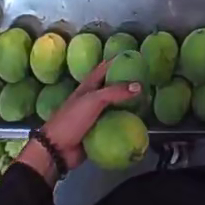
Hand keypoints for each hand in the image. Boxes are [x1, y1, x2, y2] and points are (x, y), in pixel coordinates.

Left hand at [17, 61, 141, 182]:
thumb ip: (115, 92)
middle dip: (126, 83)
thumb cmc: (73, 119)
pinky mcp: (99, 131)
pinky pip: (115, 123)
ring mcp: (95, 115)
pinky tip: (138, 120)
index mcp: (88, 86)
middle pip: (111, 87)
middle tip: (145, 79)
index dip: (116, 61)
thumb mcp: (93, 100)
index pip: (103, 68)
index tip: (133, 56)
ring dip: (127, 103)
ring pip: (114, 105)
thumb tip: (139, 85)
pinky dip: (125, 120)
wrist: (58, 148)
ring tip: (146, 99)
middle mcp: (92, 98)